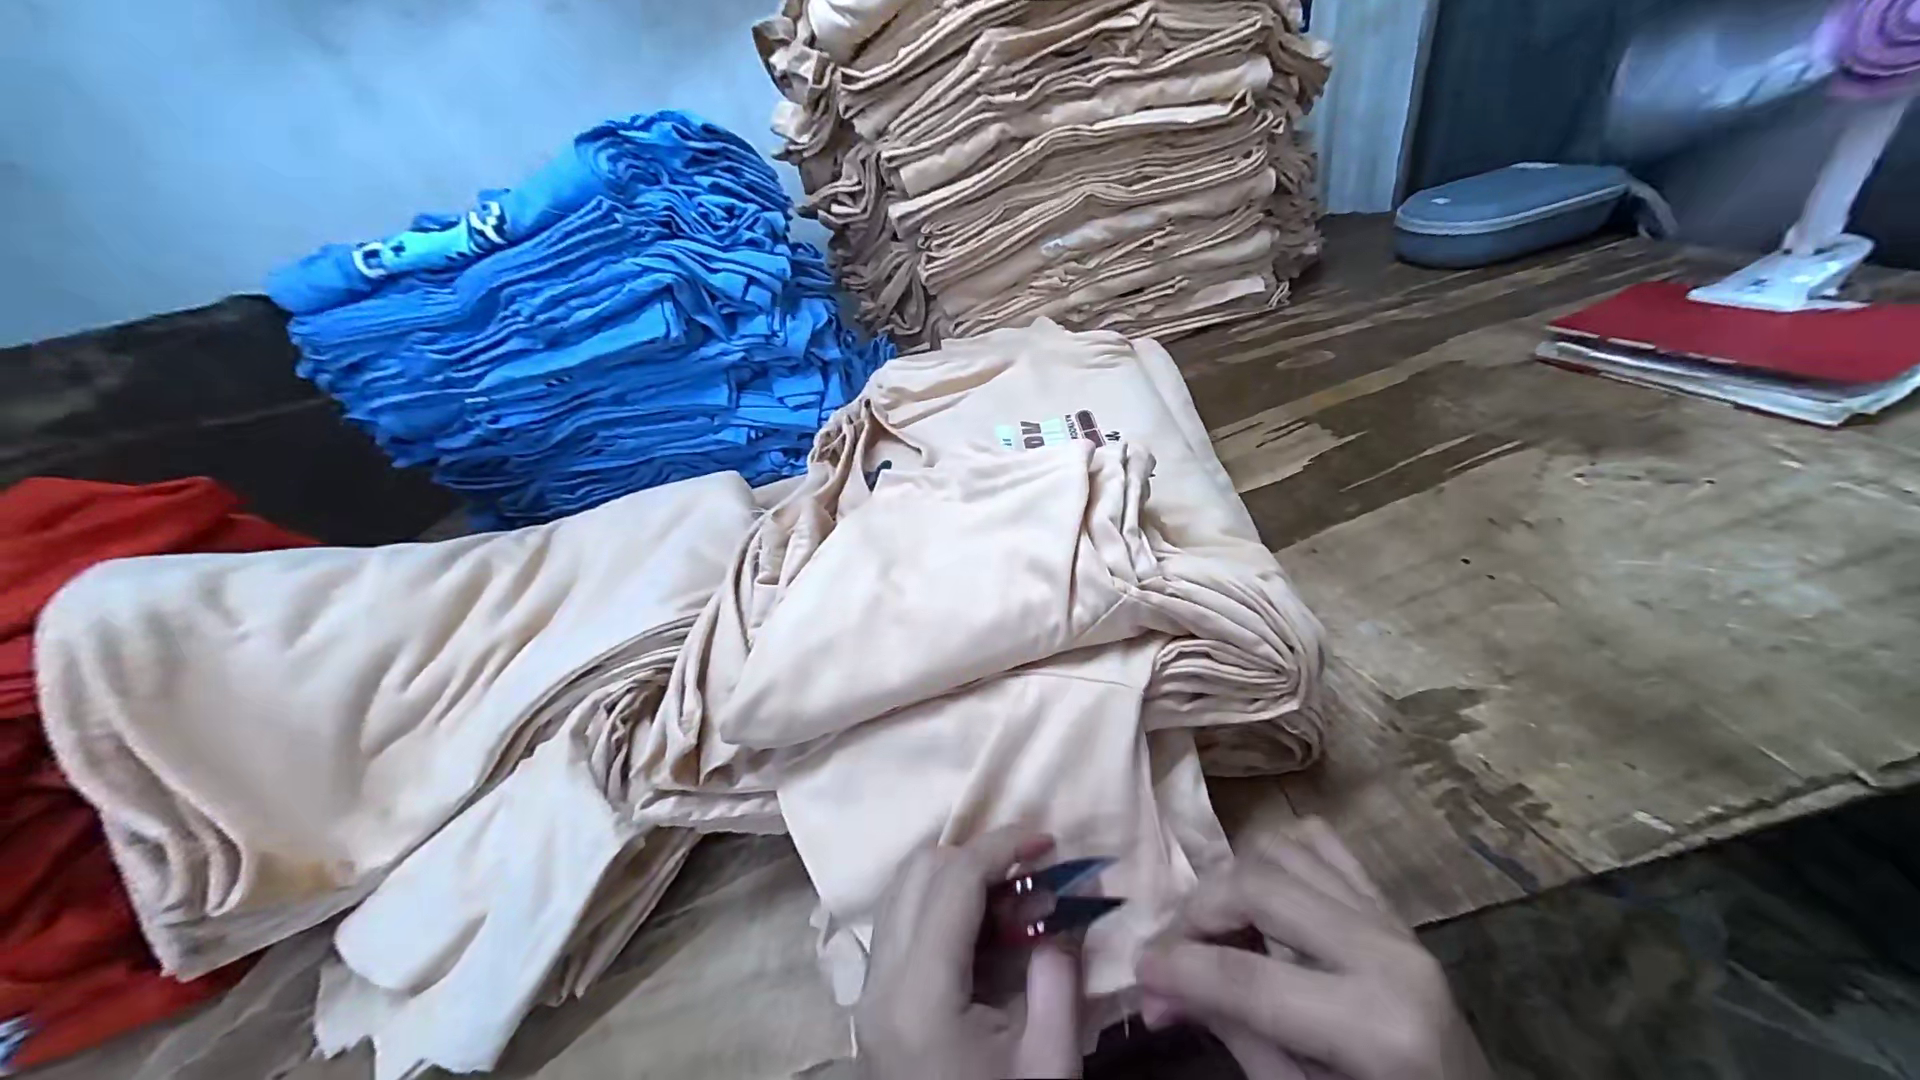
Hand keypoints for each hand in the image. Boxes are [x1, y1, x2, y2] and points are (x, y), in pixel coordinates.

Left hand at [857, 827, 1083, 1079]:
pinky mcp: (872, 1002)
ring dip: (954, 876)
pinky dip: (938, 904)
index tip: (1046, 839)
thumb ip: (1058, 977)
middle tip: (1030, 874)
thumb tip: (1061, 916)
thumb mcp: (1049, 1065)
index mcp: (919, 995)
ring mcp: (868, 991)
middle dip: (977, 856)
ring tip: (1010, 898)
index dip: (1002, 846)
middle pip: (918, 871)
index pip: (954, 881)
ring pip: (901, 889)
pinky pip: (899, 921)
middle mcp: (879, 980)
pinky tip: (981, 930)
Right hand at [1137, 820, 1491, 1079]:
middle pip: (1258, 888)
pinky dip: (1276, 852)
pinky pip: (1319, 844)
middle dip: (1197, 913)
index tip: (1136, 967)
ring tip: (1215, 927)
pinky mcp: (1389, 906)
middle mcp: (1388, 954)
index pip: (1247, 977)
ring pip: (1280, 850)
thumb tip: (1157, 988)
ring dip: (1231, 881)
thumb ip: (1232, 1032)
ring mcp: (1392, 920)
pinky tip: (1259, 890)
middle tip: (1168, 951)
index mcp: (1378, 1028)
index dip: (1179, 967)